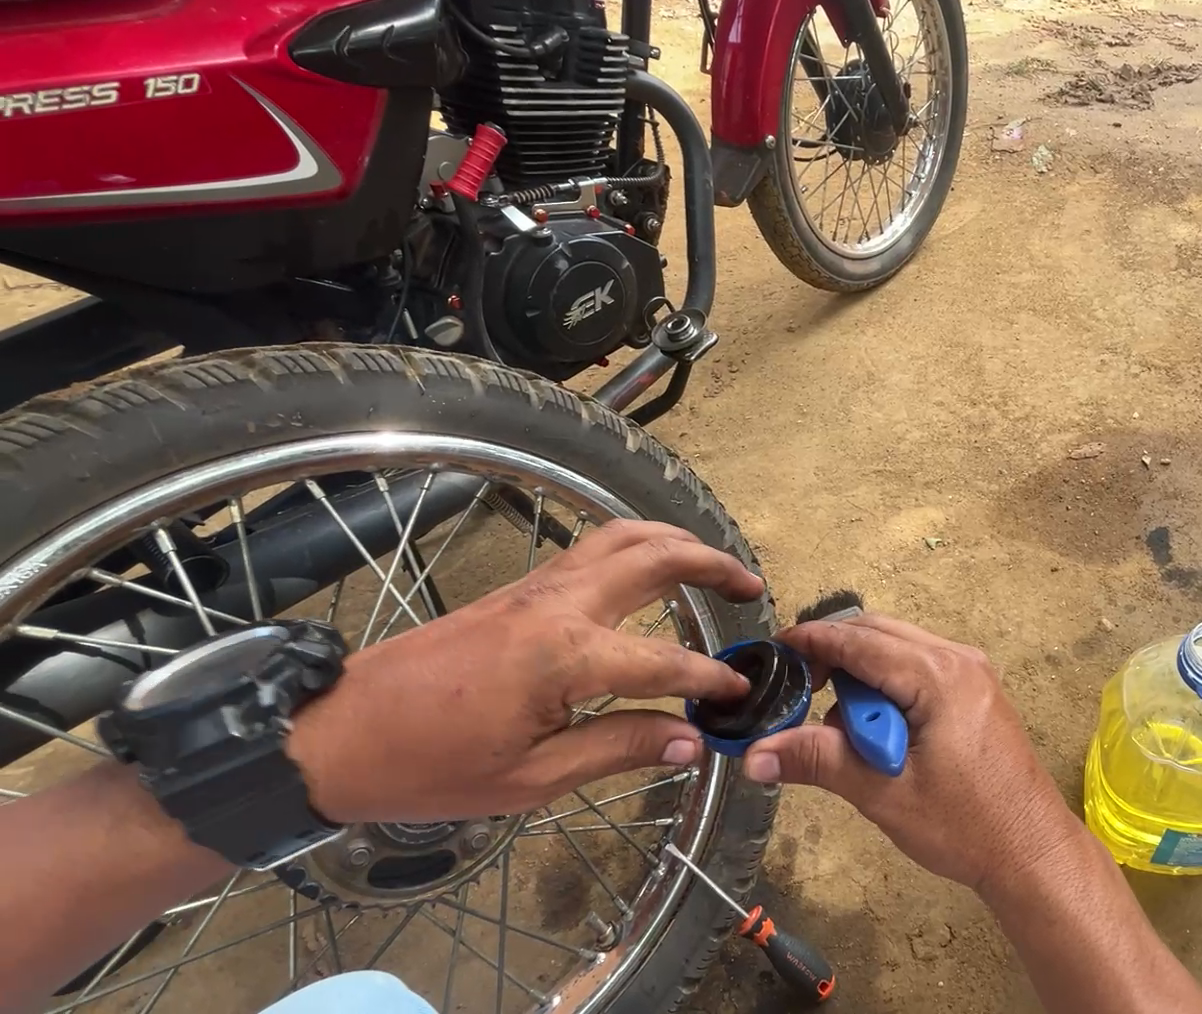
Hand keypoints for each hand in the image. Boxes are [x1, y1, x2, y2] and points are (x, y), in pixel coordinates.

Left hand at [287, 520, 763, 822]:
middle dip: (714, 565)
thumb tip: (689, 741)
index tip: (740, 690)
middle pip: (658, 558)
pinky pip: (596, 545)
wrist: (335, 732)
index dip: (709, 678)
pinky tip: (653, 563)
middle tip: (752, 586)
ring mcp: (541, 586)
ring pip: (626, 536)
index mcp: (568, 656)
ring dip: (679, 540)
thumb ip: (618, 748)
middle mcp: (563, 604)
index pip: (665, 661)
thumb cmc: (430, 766)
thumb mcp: (529, 779)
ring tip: (713, 562)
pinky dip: (640, 543)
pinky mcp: (523, 586)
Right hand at [741, 615, 1078, 894]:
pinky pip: (918, 665)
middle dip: (834, 654)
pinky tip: (876, 727)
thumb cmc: (964, 825)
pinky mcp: (975, 688)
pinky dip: (887, 683)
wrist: (1032, 850)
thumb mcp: (885, 793)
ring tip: (838, 724)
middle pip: (879, 632)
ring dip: (861, 672)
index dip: (812, 641)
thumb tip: (752, 756)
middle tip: (797, 691)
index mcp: (938, 674)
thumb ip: (819, 761)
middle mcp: (957, 657)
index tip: (773, 650)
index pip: (860, 641)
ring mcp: (971, 670)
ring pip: (898, 647)